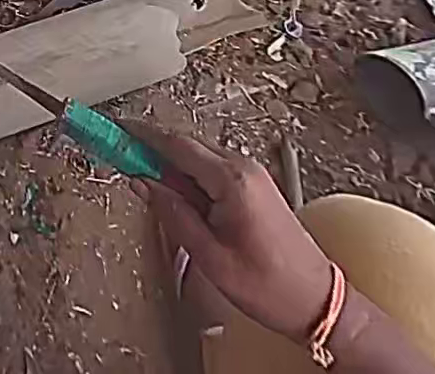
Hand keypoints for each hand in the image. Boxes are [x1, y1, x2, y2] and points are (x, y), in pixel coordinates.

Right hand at [126, 122, 334, 341]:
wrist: (323, 307)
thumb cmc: (269, 287)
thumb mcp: (208, 255)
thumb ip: (171, 212)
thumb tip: (140, 181)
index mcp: (231, 180)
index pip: (173, 143)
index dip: (137, 133)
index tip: (111, 127)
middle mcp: (242, 166)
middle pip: (182, 142)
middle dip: (148, 145)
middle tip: (118, 152)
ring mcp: (251, 172)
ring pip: (195, 151)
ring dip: (167, 159)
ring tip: (145, 177)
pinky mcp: (254, 182)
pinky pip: (209, 163)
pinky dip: (185, 168)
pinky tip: (175, 189)